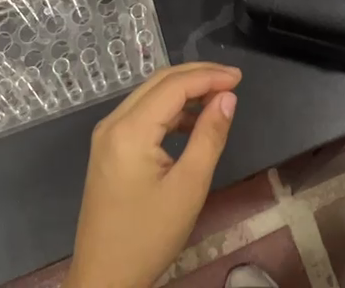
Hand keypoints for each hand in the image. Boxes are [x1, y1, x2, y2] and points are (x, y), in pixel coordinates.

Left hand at [64, 63, 242, 287]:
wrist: (104, 277)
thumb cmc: (149, 236)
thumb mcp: (189, 187)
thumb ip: (209, 136)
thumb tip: (227, 97)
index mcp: (130, 129)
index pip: (173, 85)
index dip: (209, 76)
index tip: (240, 78)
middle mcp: (113, 122)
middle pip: (159, 83)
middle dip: (197, 76)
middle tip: (233, 82)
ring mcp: (107, 135)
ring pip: (149, 96)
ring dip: (183, 91)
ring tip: (218, 99)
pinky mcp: (108, 148)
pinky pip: (141, 114)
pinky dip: (169, 110)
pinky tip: (191, 123)